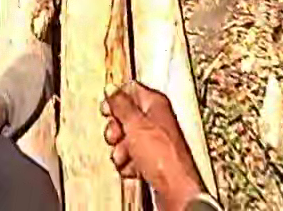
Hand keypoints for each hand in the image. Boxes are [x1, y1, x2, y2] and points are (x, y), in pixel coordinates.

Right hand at [103, 81, 205, 210]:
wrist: (176, 193)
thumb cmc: (162, 156)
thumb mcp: (135, 123)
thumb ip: (120, 104)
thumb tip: (110, 88)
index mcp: (155, 103)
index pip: (130, 90)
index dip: (115, 98)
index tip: (106, 109)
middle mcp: (157, 120)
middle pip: (126, 116)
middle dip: (116, 128)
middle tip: (115, 136)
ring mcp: (156, 142)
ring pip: (128, 139)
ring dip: (121, 149)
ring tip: (124, 157)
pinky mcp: (154, 162)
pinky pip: (134, 158)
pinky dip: (129, 164)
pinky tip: (132, 168)